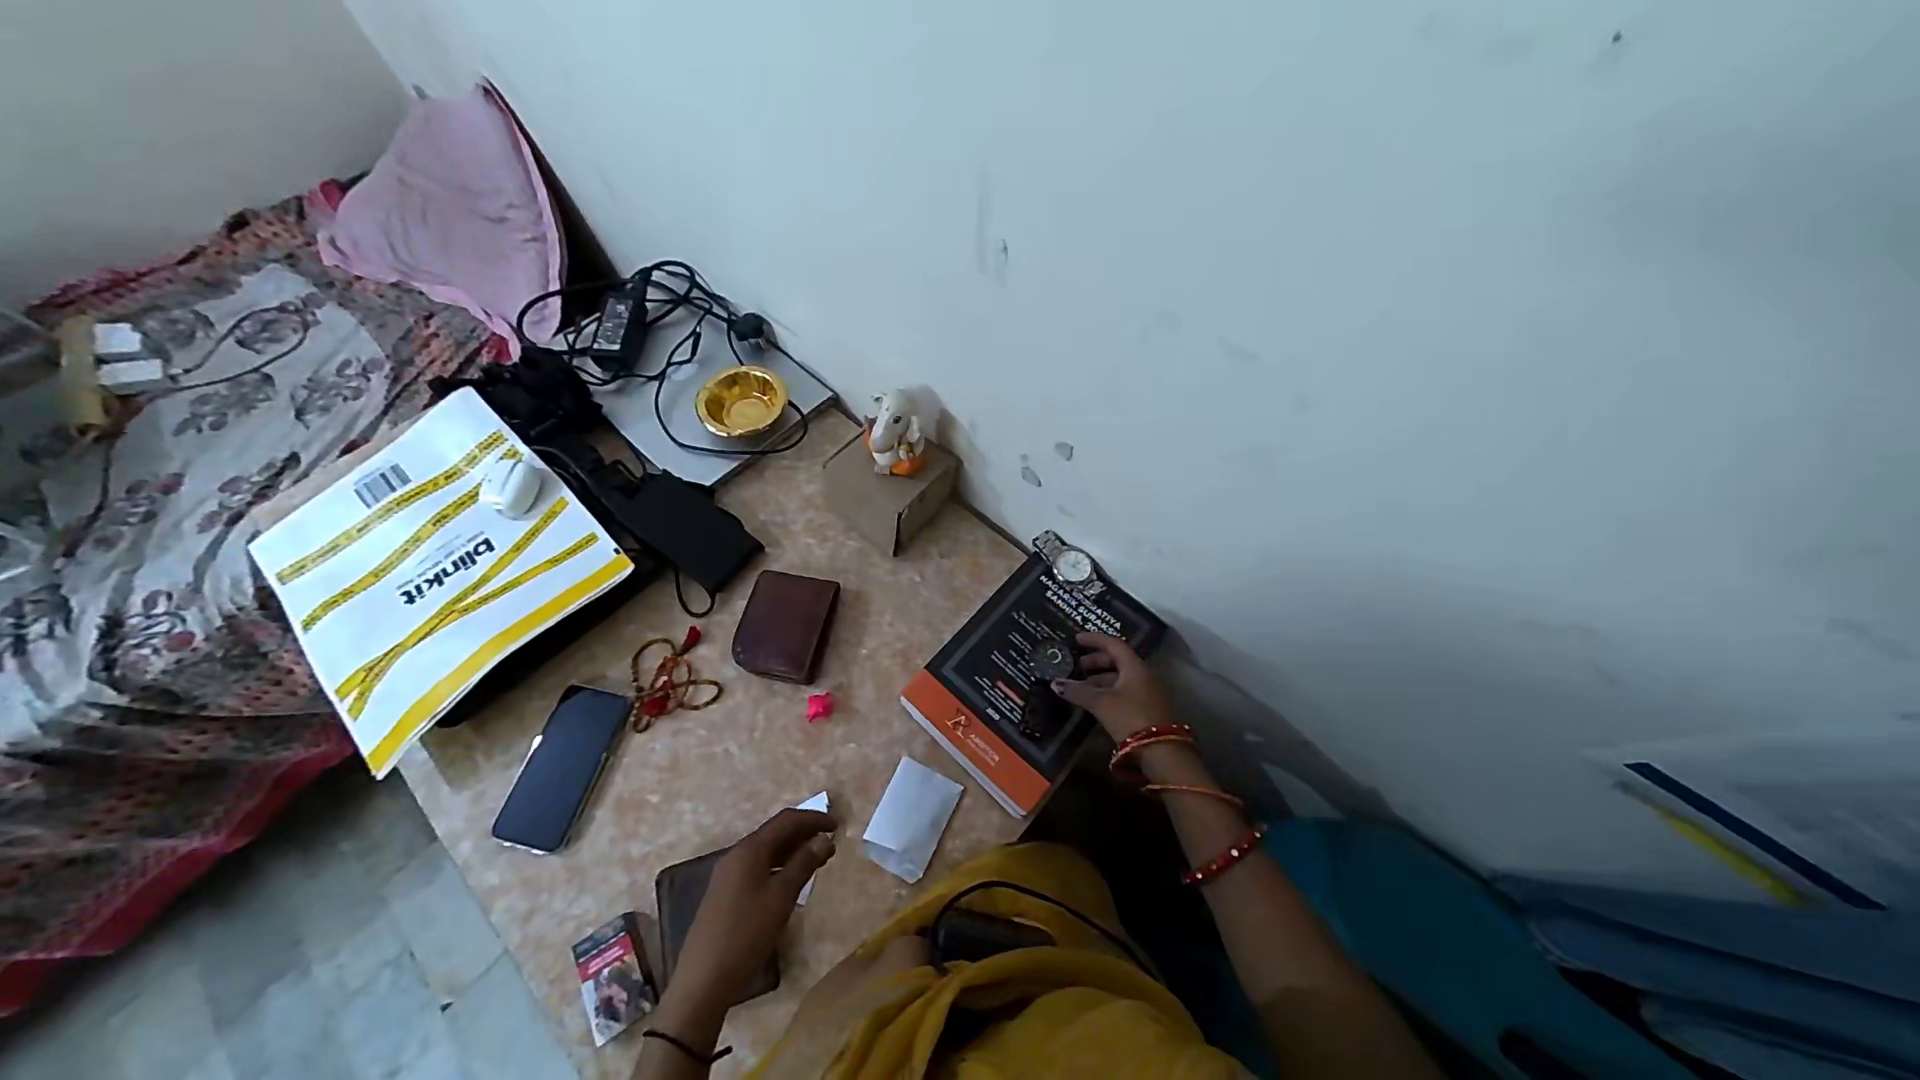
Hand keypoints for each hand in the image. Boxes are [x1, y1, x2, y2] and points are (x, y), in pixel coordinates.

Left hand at [657, 809, 836, 1029]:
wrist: (703, 982)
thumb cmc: (746, 934)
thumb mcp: (781, 897)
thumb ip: (804, 863)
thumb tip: (824, 839)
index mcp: (749, 850)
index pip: (786, 820)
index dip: (813, 819)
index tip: (838, 826)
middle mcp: (736, 855)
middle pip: (775, 833)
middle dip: (804, 834)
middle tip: (831, 845)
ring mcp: (729, 875)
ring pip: (767, 852)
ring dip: (793, 851)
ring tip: (818, 861)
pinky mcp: (726, 894)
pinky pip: (759, 868)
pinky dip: (780, 867)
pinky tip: (792, 881)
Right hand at [1051, 633, 1174, 740]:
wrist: (1162, 750)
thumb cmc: (1130, 717)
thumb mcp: (1101, 703)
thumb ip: (1078, 691)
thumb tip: (1056, 684)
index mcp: (1134, 666)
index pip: (1113, 644)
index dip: (1094, 639)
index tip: (1076, 639)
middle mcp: (1144, 674)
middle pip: (1118, 660)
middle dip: (1096, 661)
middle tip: (1078, 665)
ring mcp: (1148, 691)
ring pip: (1121, 677)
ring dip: (1101, 678)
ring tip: (1082, 686)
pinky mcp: (1148, 707)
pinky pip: (1125, 690)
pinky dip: (1109, 690)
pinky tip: (1096, 701)